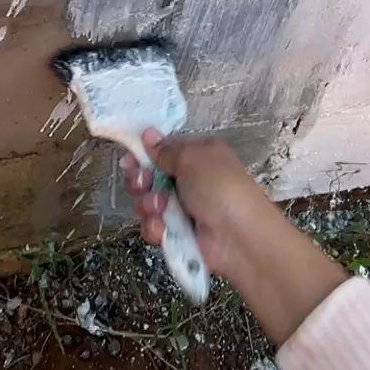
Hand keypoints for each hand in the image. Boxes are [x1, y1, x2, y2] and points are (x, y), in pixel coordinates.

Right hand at [124, 129, 348, 343]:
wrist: (240, 237)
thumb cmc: (218, 186)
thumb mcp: (192, 158)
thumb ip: (166, 149)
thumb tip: (148, 133)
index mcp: (197, 155)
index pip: (163, 149)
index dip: (144, 153)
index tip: (130, 159)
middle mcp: (189, 179)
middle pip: (150, 175)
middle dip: (141, 180)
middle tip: (143, 183)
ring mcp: (183, 208)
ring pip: (148, 201)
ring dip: (148, 204)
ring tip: (160, 207)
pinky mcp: (178, 234)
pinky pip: (154, 226)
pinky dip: (154, 227)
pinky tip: (161, 228)